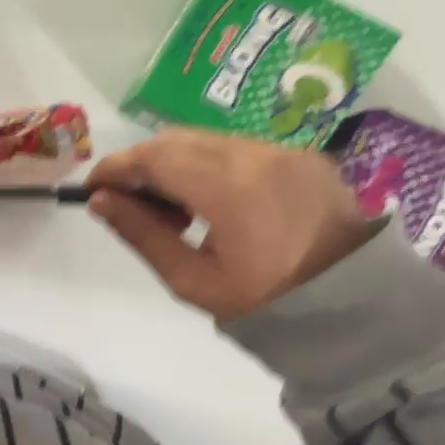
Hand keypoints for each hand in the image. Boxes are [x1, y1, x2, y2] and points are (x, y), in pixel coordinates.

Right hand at [87, 128, 374, 320]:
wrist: (353, 304)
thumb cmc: (263, 301)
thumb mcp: (191, 279)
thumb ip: (142, 234)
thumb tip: (100, 200)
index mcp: (229, 187)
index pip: (154, 157)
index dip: (115, 167)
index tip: (91, 188)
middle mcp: (257, 155)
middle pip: (177, 140)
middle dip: (142, 165)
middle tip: (128, 205)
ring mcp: (284, 152)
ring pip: (206, 140)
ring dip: (174, 164)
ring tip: (172, 213)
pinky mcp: (302, 156)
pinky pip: (238, 147)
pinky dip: (208, 165)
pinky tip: (209, 204)